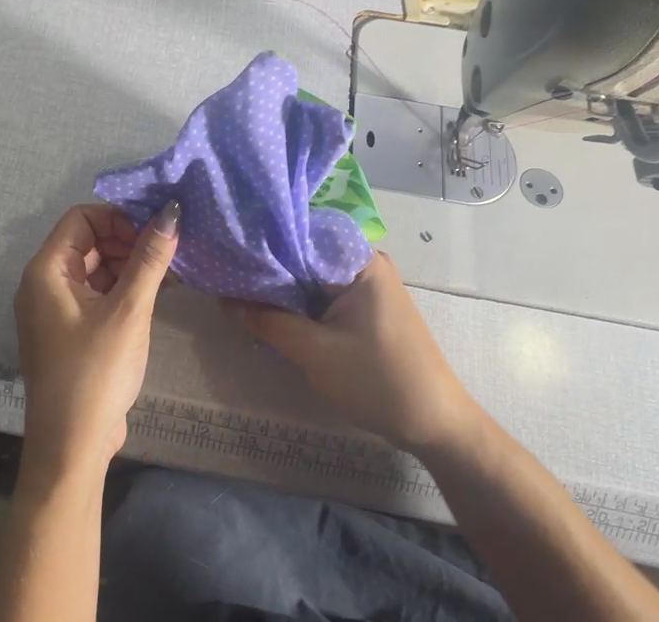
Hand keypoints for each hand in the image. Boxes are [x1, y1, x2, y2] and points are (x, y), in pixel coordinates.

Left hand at [13, 202, 178, 472]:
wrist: (71, 444)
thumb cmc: (95, 371)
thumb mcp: (128, 311)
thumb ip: (149, 260)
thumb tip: (171, 213)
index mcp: (46, 271)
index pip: (81, 218)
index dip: (118, 219)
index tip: (155, 233)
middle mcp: (43, 284)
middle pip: (87, 242)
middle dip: (127, 242)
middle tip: (167, 256)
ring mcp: (54, 311)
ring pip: (93, 270)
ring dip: (128, 267)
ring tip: (168, 275)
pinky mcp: (68, 333)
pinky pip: (94, 296)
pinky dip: (121, 290)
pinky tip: (154, 296)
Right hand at [229, 251, 476, 454]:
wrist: (435, 424)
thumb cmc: (378, 380)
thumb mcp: (314, 352)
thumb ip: (267, 321)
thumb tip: (225, 298)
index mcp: (359, 259)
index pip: (299, 234)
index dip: (260, 241)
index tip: (224, 247)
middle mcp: (364, 262)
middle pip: (304, 253)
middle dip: (266, 266)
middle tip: (223, 271)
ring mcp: (367, 285)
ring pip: (310, 276)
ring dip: (280, 287)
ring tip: (236, 289)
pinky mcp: (366, 307)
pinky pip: (322, 293)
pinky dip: (298, 301)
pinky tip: (269, 311)